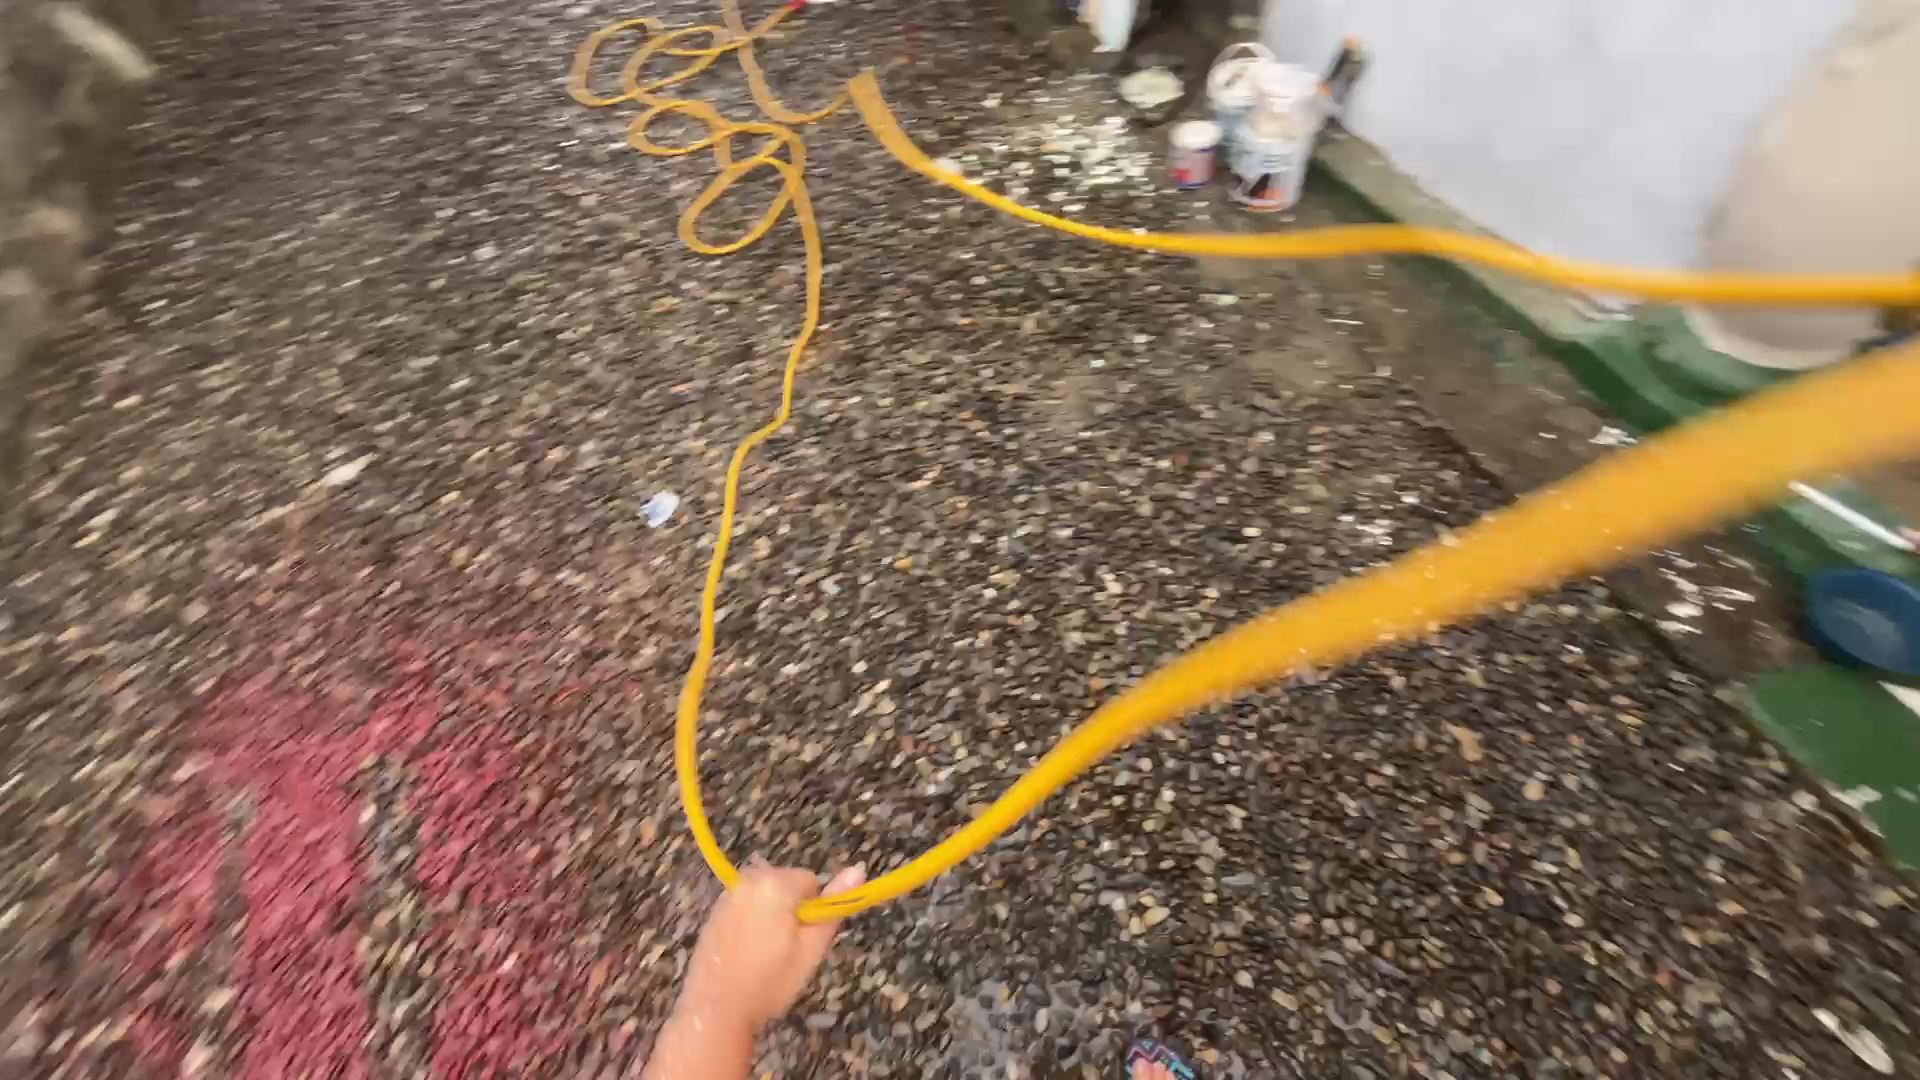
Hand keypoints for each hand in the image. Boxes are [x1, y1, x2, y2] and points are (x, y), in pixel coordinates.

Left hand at [674, 860, 865, 1033]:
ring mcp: (729, 895)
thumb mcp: (811, 948)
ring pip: (766, 896)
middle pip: (787, 884)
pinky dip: (751, 921)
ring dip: (771, 914)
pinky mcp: (714, 912)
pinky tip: (746, 952)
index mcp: (776, 883)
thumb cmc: (769, 981)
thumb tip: (858, 869)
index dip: (812, 910)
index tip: (802, 939)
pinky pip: (746, 906)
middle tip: (785, 949)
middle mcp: (750, 879)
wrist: (714, 1011)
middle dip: (791, 909)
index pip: (811, 881)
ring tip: (764, 954)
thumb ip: (834, 906)